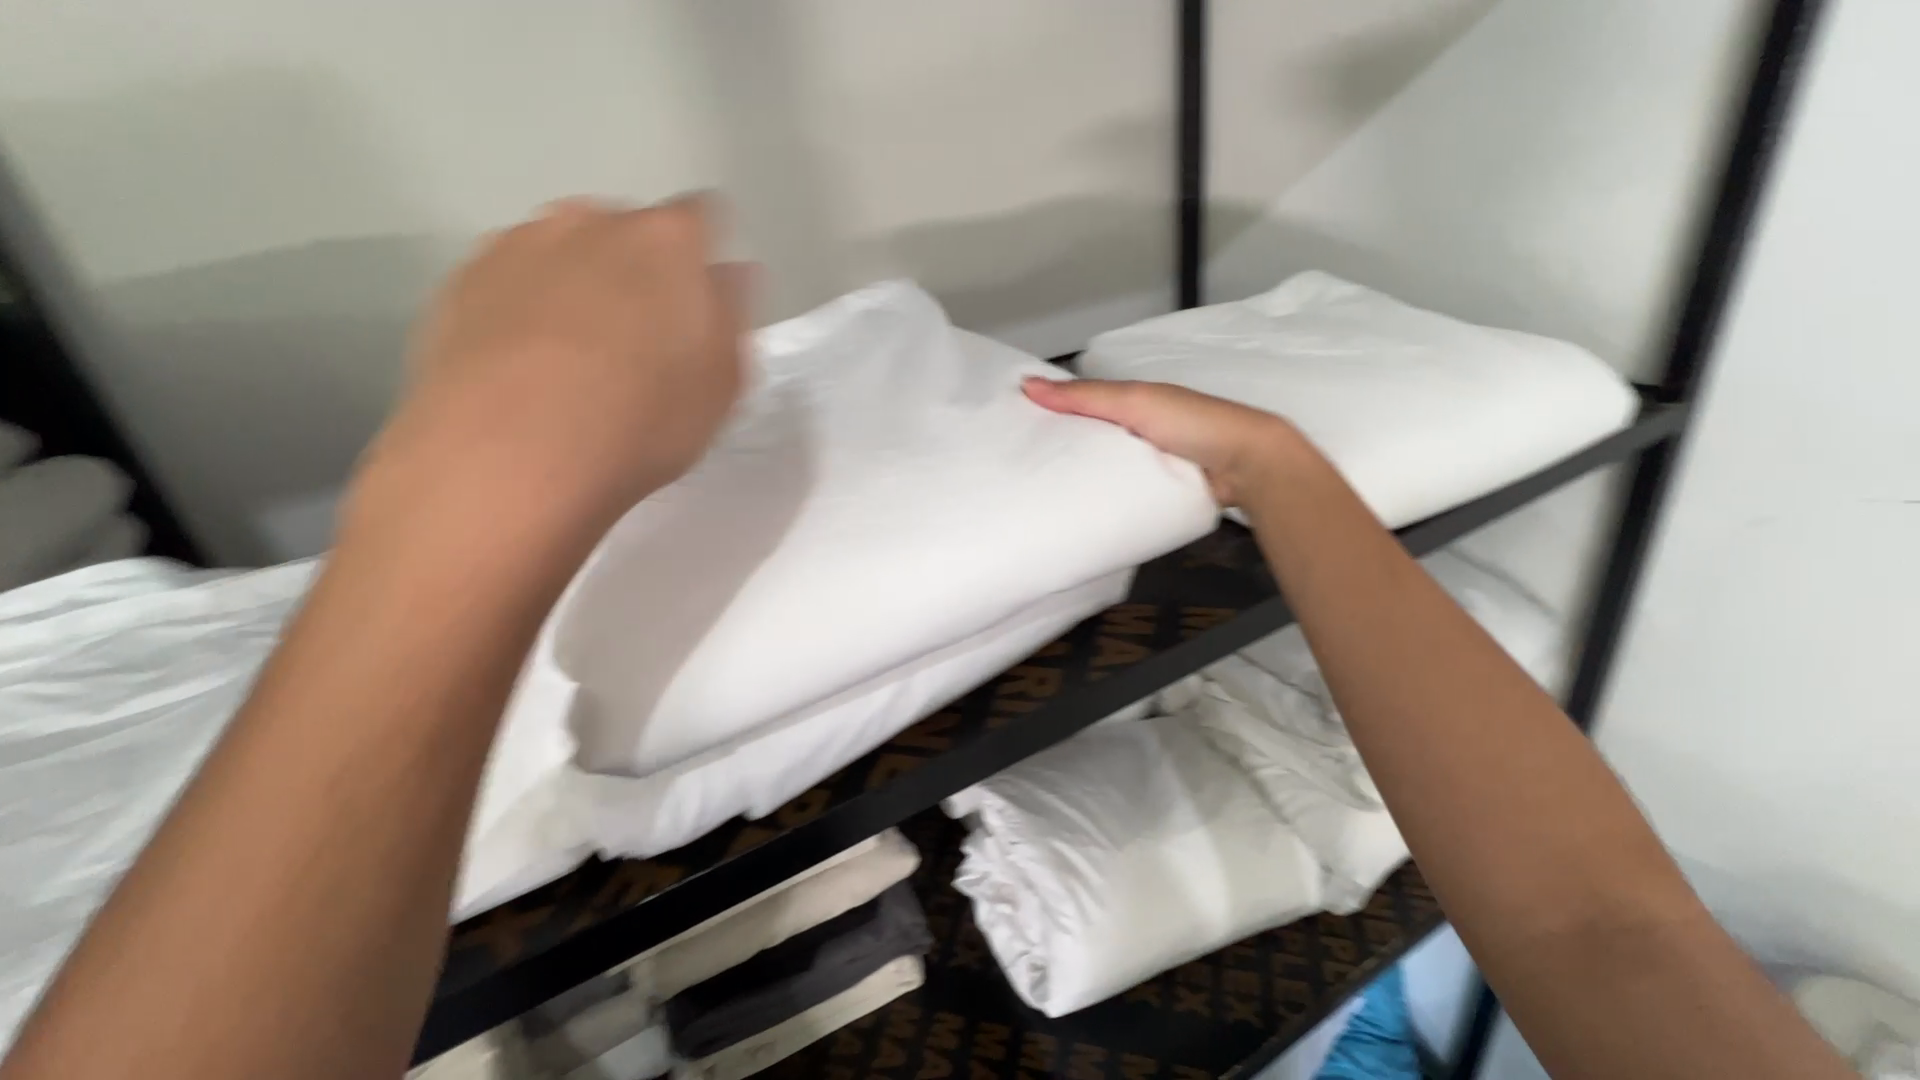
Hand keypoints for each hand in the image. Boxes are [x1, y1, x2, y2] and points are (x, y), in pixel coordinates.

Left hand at [346, 195, 748, 558]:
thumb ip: (731, 311)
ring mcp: (517, 244)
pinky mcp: (461, 280)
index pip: (701, 217)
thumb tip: (729, 270)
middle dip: (638, 269)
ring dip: (578, 284)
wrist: (509, 456)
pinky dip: (525, 307)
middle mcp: (590, 221)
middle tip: (639, 337)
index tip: (700, 302)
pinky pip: (511, 281)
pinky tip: (525, 364)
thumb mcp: (721, 382)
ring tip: (574, 354)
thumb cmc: (641, 421)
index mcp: (665, 240)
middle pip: (627, 230)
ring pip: (563, 251)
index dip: (704, 257)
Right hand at [1023, 377, 1314, 505]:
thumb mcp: (1134, 402)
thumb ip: (1084, 397)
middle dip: (1064, 448)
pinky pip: (1125, 492)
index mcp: (1136, 401)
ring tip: (1041, 492)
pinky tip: (1080, 509)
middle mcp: (1142, 429)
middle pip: (1094, 437)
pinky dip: (1106, 496)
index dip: (1053, 411)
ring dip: (1084, 476)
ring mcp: (1153, 462)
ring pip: (1108, 467)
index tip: (1016, 427)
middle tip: (1020, 468)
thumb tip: (1026, 383)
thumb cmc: (1191, 423)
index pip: (1086, 404)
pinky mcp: (1162, 491)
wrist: (1247, 464)